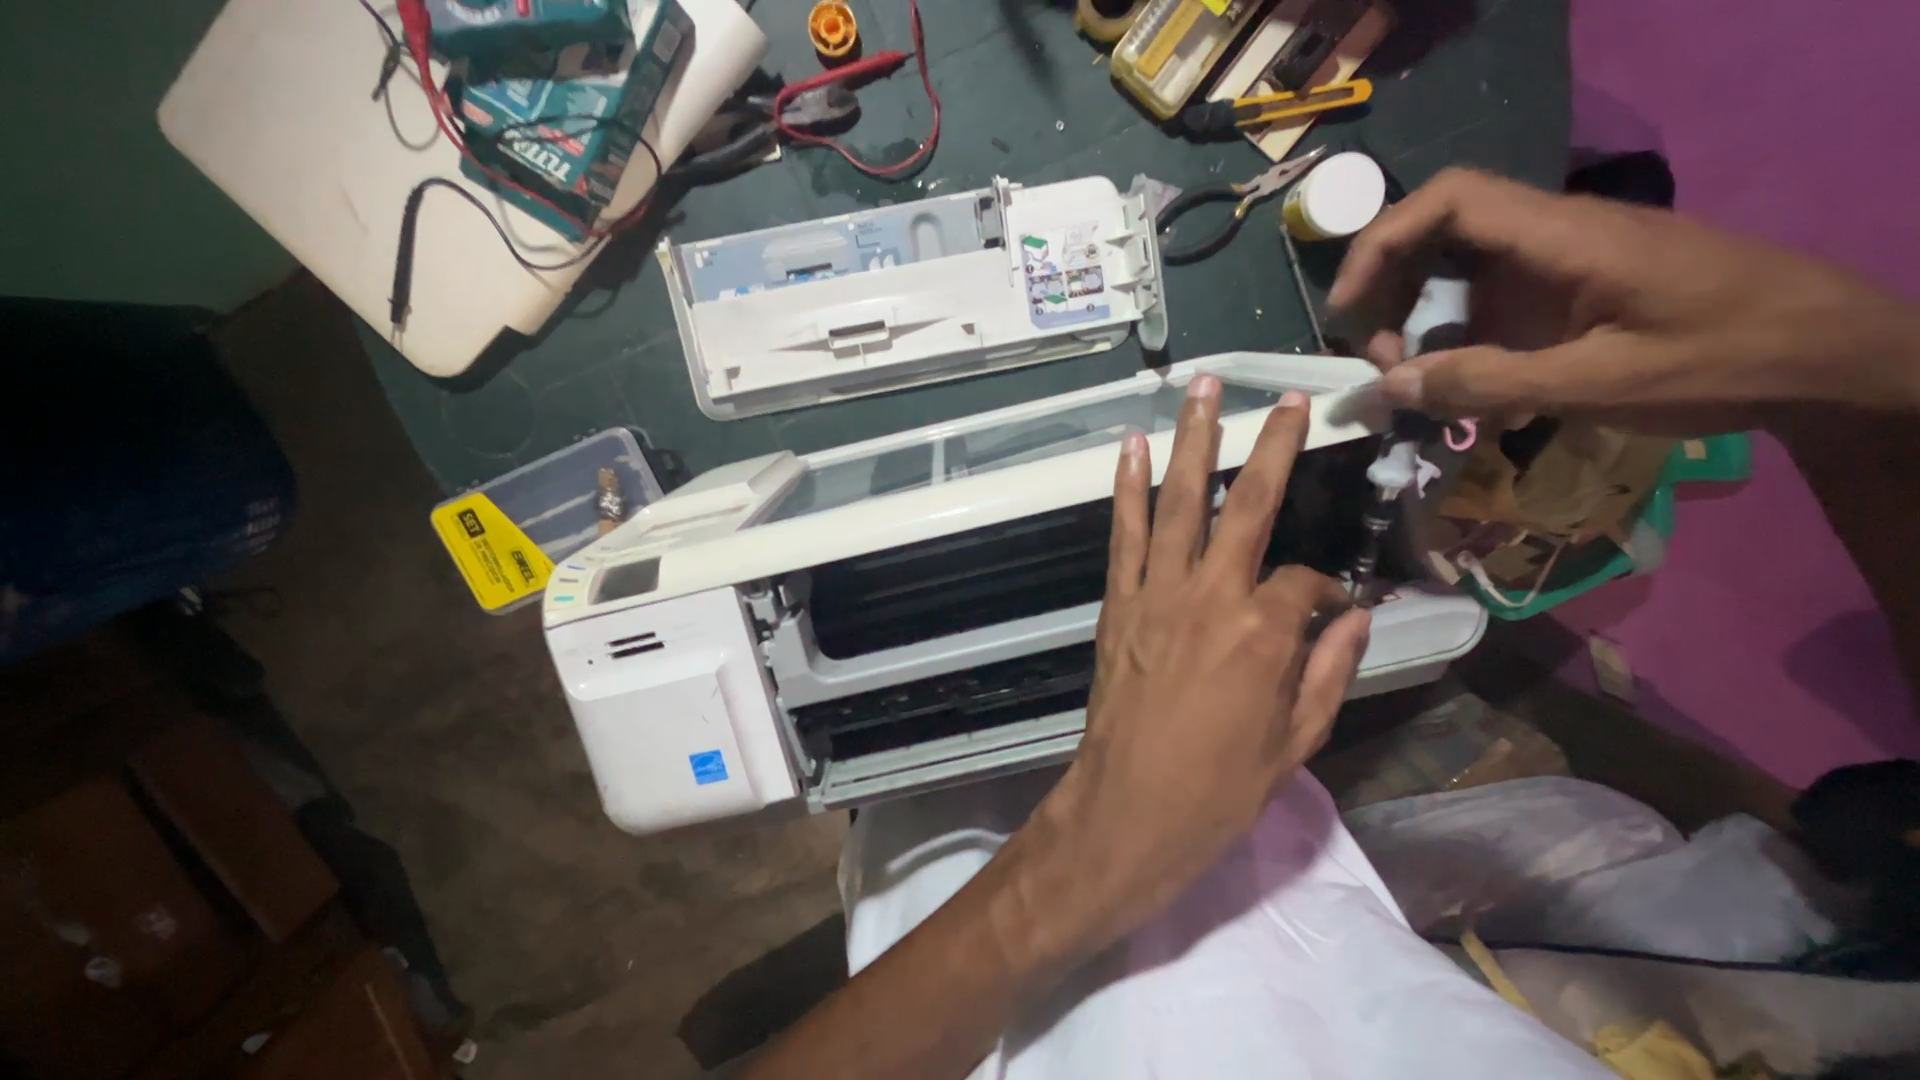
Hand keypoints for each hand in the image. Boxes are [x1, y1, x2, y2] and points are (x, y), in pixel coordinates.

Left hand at [1000, 376, 1371, 967]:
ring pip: (1177, 502)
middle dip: (1271, 444)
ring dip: (1189, 440)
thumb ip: (1331, 668)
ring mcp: (1155, 594)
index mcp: (1264, 633)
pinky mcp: (1116, 604)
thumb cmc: (1220, 788)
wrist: (1128, 809)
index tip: (1333, 606)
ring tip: (1199, 386)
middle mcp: (1209, 596)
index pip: (1306, 580)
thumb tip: (1356, 613)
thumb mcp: (1298, 740)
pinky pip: (1123, 535)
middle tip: (1287, 396)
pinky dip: (1124, 489)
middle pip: (1246, 503)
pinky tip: (1129, 447)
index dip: (1327, 588)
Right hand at [1328, 168, 1919, 434]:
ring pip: (1459, 272)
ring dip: (1419, 322)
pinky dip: (1459, 341)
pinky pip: (1492, 304)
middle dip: (1389, 291)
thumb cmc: (1721, 361)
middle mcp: (1553, 237)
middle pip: (1439, 233)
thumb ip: (1485, 383)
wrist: (1830, 358)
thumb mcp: (1594, 384)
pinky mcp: (1573, 293)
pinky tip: (1463, 387)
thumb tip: (1388, 387)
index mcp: (1561, 235)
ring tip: (1413, 382)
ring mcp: (1563, 264)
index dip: (1381, 241)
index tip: (1347, 306)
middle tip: (1378, 361)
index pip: (1447, 200)